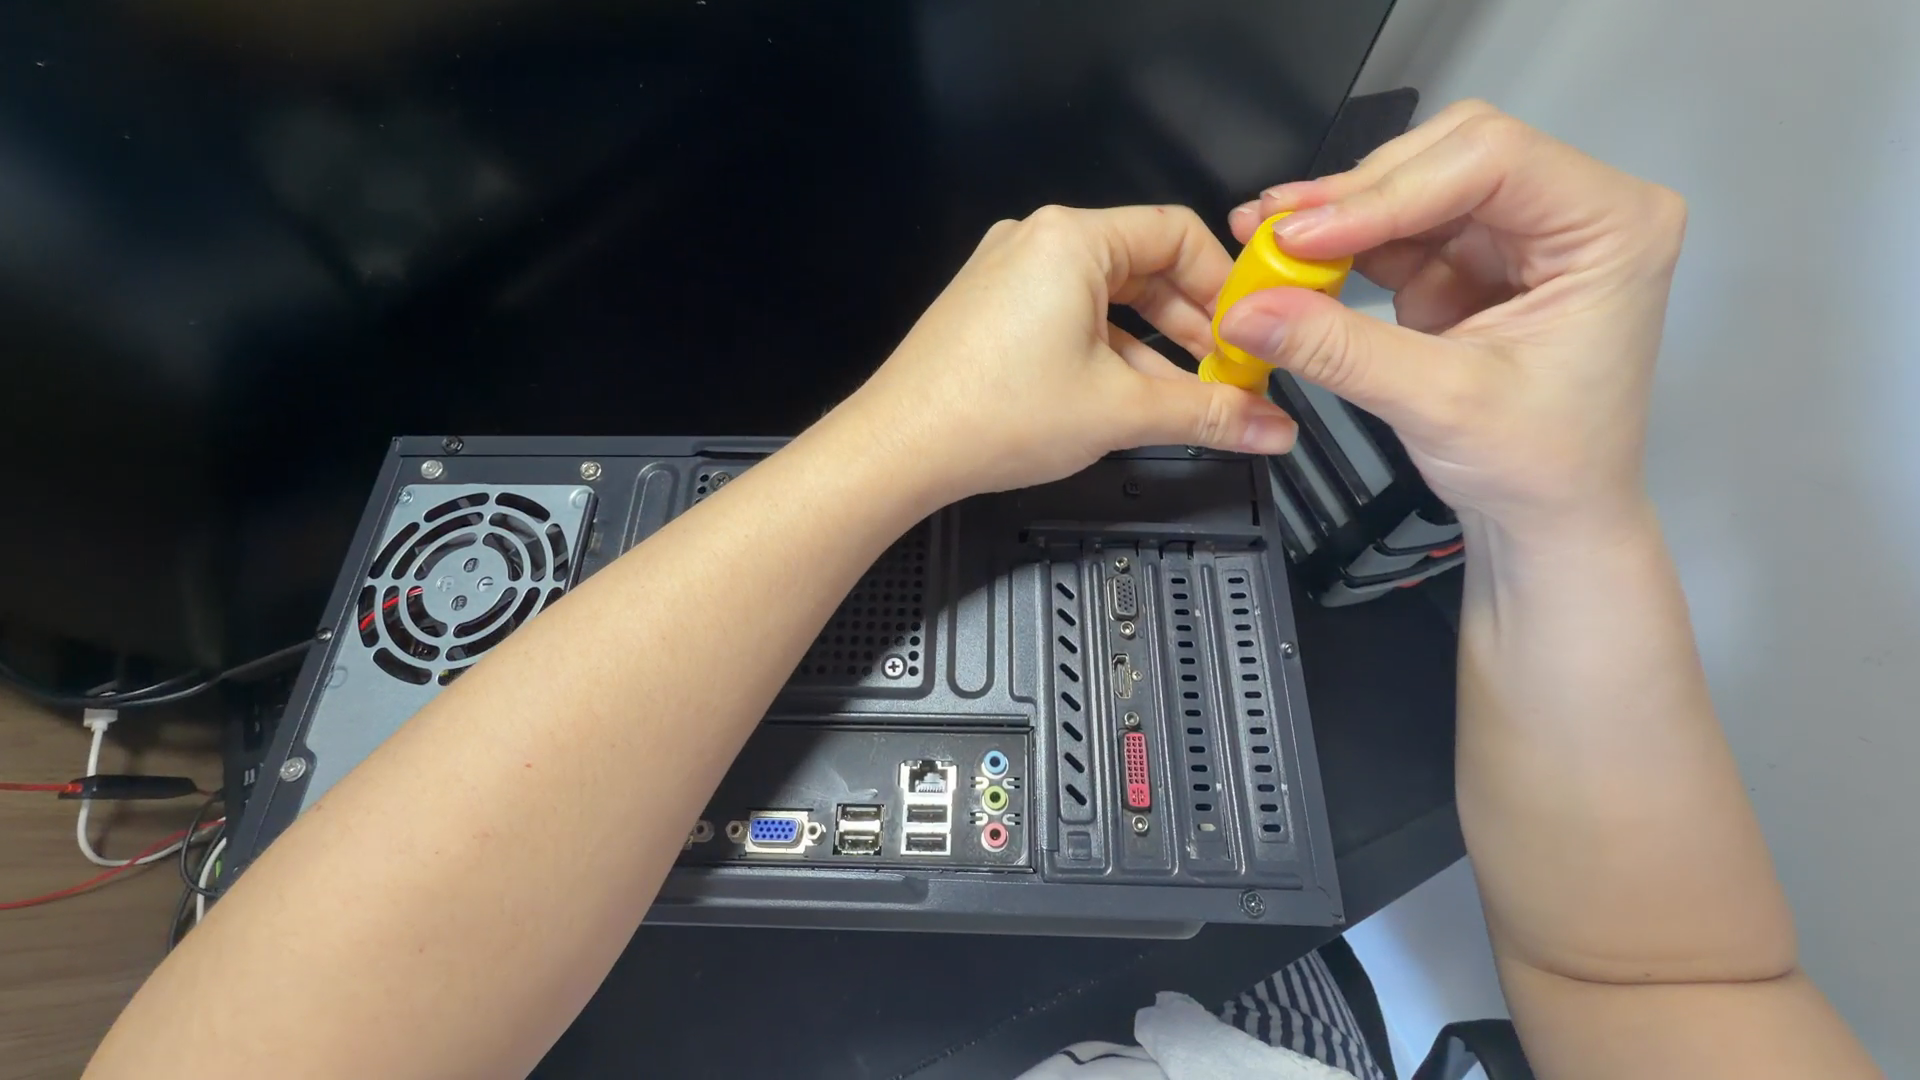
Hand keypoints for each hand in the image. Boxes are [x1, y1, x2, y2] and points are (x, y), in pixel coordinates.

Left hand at [834, 205, 1299, 503]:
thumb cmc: (993, 415)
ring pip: (1104, 301)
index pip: (1179, 234)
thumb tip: (1269, 427)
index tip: (1250, 331)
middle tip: (1225, 373)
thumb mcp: (1118, 412)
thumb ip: (1205, 414)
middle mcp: (1035, 244)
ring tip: (1182, 397)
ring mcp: (1006, 277)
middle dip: (1190, 325)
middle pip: (1142, 268)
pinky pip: (1066, 320)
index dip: (1226, 285)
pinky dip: (1103, 353)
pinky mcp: (989, 312)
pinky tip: (1125, 397)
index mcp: (1071, 240)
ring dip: (1149, 347)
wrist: (898, 450)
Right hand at [1220, 101, 1687, 539]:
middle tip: (1270, 230)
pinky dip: (1336, 252)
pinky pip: (1389, 239)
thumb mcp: (1435, 402)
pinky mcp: (1461, 269)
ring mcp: (1507, 239)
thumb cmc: (1533, 463)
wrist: (1544, 514)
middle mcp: (1562, 213)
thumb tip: (1243, 312)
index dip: (1385, 192)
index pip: (1489, 161)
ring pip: (1408, 191)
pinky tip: (1290, 263)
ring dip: (1334, 218)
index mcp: (1605, 226)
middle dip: (1354, 196)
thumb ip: (1338, 350)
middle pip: (1445, 159)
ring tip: (1263, 241)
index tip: (1297, 237)